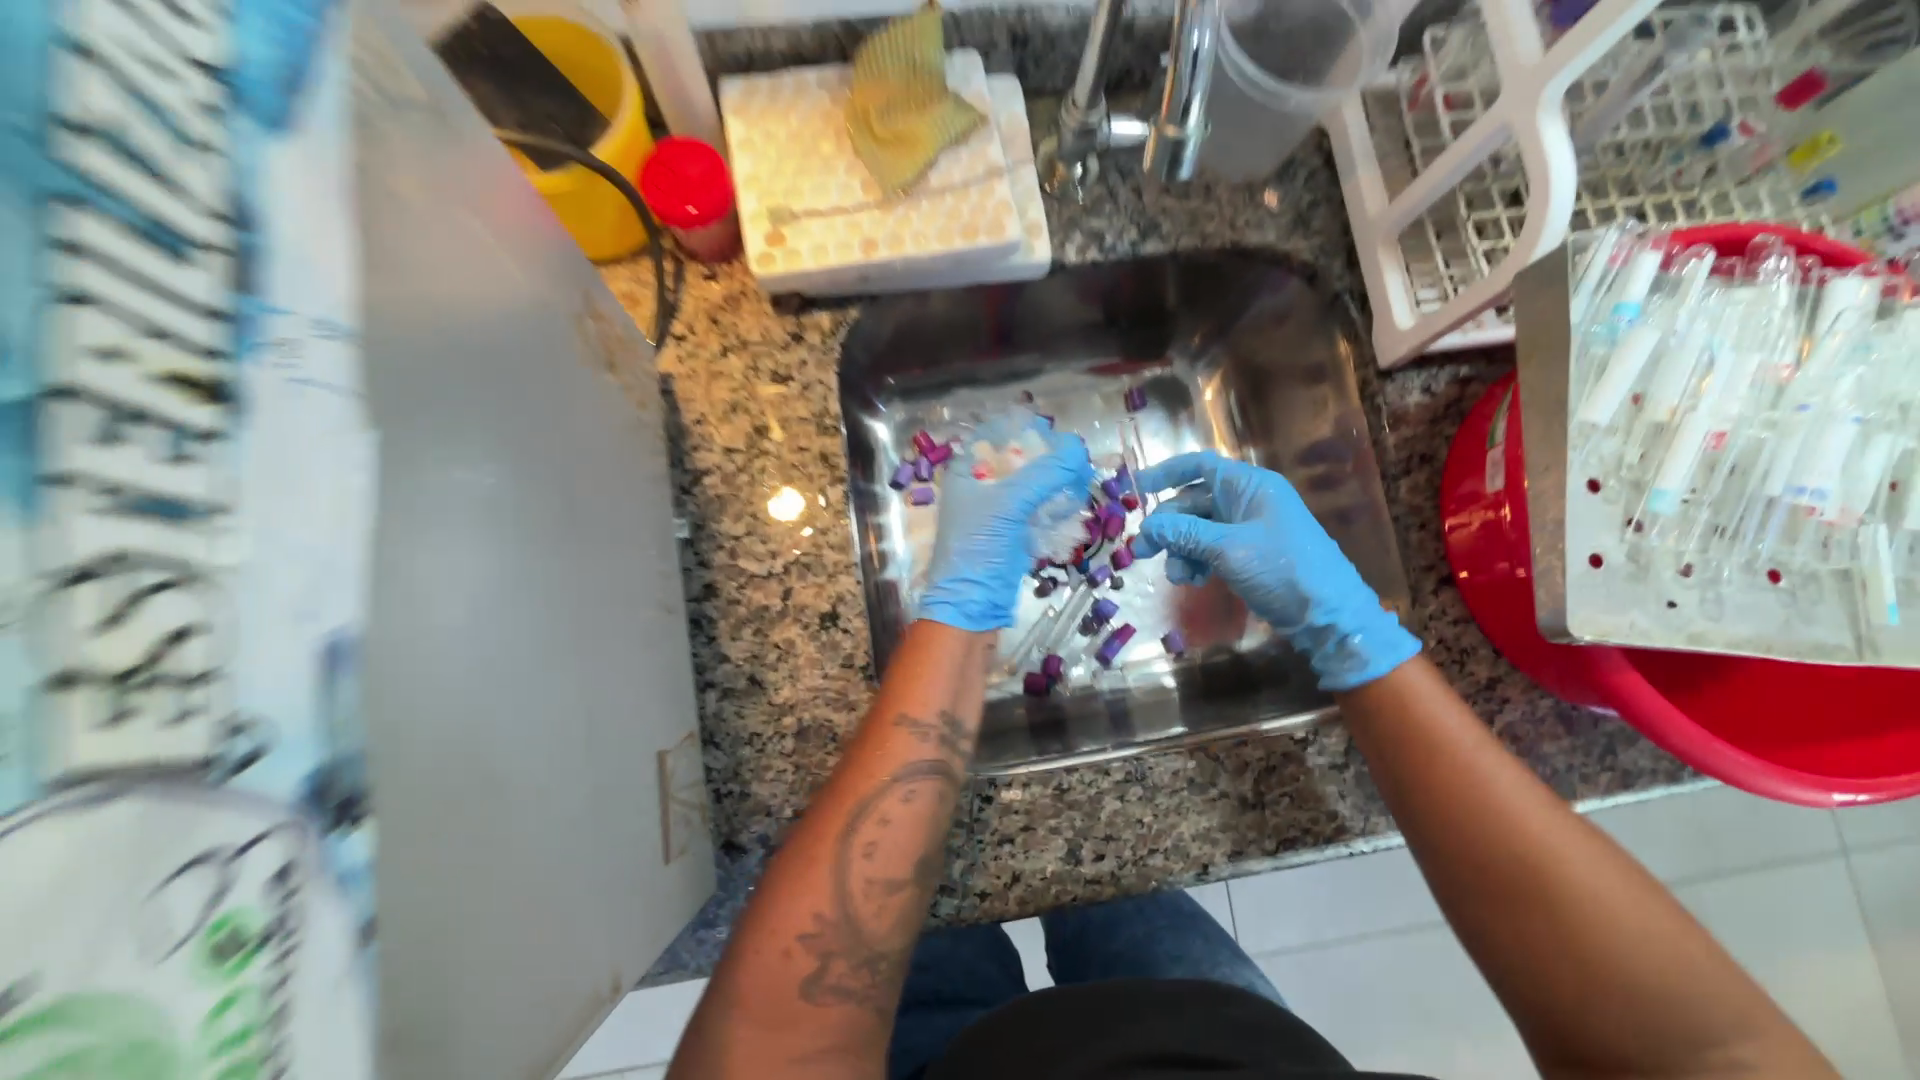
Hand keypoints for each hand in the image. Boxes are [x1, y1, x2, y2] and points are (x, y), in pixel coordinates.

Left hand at [918, 416, 1093, 632]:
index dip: (1025, 429)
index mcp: (965, 472)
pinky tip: (1071, 511)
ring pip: (1031, 489)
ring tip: (1079, 486)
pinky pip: (1036, 514)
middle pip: (1018, 461)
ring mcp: (995, 515)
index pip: (995, 435)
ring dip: (1056, 486)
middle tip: (1076, 463)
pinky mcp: (1010, 538)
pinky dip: (1054, 511)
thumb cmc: (980, 549)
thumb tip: (1078, 448)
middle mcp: (978, 489)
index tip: (1056, 434)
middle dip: (1049, 460)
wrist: (970, 608)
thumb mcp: (1011, 503)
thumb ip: (1045, 472)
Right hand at [1132, 451, 1418, 690]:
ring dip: (1180, 550)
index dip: (1166, 473)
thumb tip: (1146, 526)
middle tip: (1144, 553)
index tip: (1135, 489)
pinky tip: (1192, 581)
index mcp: (1250, 486)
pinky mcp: (1247, 555)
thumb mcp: (1228, 549)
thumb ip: (1184, 534)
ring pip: (1197, 530)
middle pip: (1193, 502)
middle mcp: (1247, 501)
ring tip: (1178, 577)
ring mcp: (1247, 529)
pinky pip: (1209, 549)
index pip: (1200, 466)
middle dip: (1168, 526)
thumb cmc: (1283, 570)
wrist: (1329, 615)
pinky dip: (1196, 562)